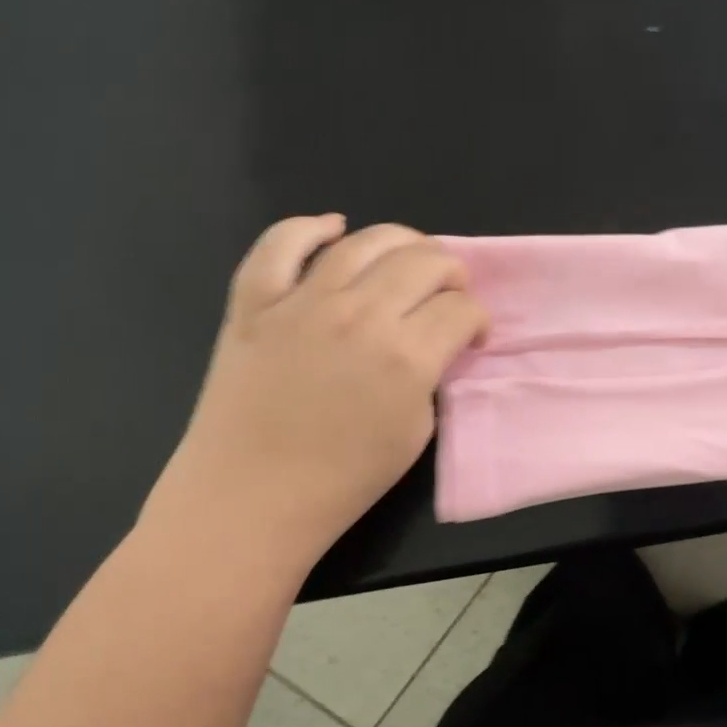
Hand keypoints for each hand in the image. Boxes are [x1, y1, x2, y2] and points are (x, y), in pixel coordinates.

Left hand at [144, 215, 487, 561]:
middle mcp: (361, 315)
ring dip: (402, 242)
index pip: (462, 308)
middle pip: (425, 261)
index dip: (477, 319)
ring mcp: (303, 303)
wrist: (249, 499)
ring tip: (409, 259)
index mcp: (408, 355)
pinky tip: (333, 227)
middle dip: (452, 273)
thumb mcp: (417, 429)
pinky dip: (309, 227)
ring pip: (365, 241)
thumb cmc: (343, 478)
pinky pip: (280, 245)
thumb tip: (434, 343)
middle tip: (449, 295)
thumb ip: (431, 374)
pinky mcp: (255, 304)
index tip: (472, 337)